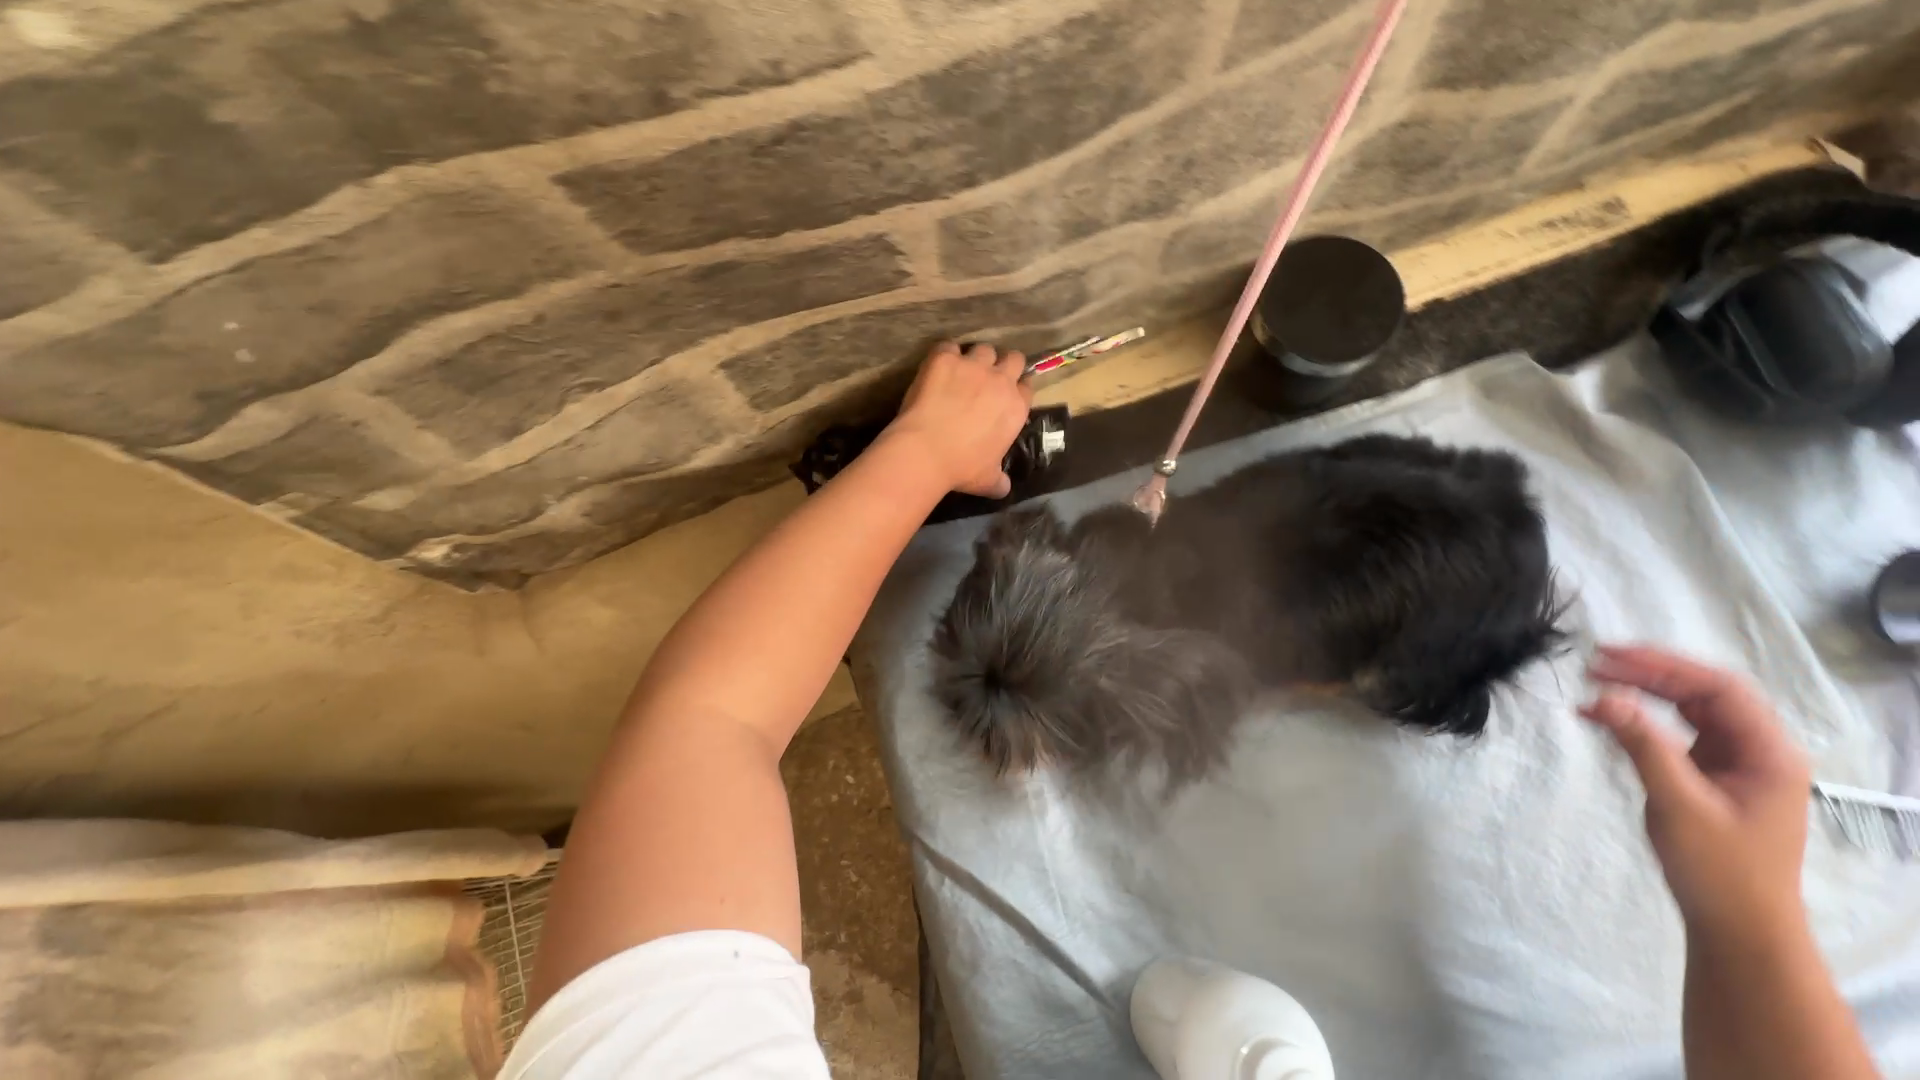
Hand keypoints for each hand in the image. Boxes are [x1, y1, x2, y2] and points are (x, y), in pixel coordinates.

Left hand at [883, 342, 1033, 498]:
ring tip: (961, 370)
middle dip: (1003, 364)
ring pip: (983, 349)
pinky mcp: (944, 358)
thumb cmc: (961, 468)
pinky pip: (949, 346)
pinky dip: (944, 354)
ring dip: (975, 358)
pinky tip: (936, 367)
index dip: (1016, 388)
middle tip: (987, 377)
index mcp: (1015, 408)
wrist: (925, 451)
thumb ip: (1000, 480)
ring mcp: (972, 366)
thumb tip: (1004, 488)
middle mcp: (1000, 381)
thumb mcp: (988, 480)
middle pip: (1013, 358)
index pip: (1026, 387)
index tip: (1006, 393)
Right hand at [1582, 645, 1812, 947]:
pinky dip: (1640, 720)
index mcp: (1769, 752)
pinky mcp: (1712, 776)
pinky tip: (1604, 717)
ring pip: (1689, 709)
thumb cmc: (1719, 868)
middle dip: (1649, 673)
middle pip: (1704, 693)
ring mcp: (1736, 763)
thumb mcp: (1678, 804)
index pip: (1719, 688)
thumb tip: (1603, 697)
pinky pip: (1676, 733)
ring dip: (1643, 691)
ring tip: (1594, 681)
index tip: (1609, 656)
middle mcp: (1758, 750)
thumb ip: (1643, 745)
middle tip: (1592, 663)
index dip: (1664, 665)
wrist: (1739, 926)